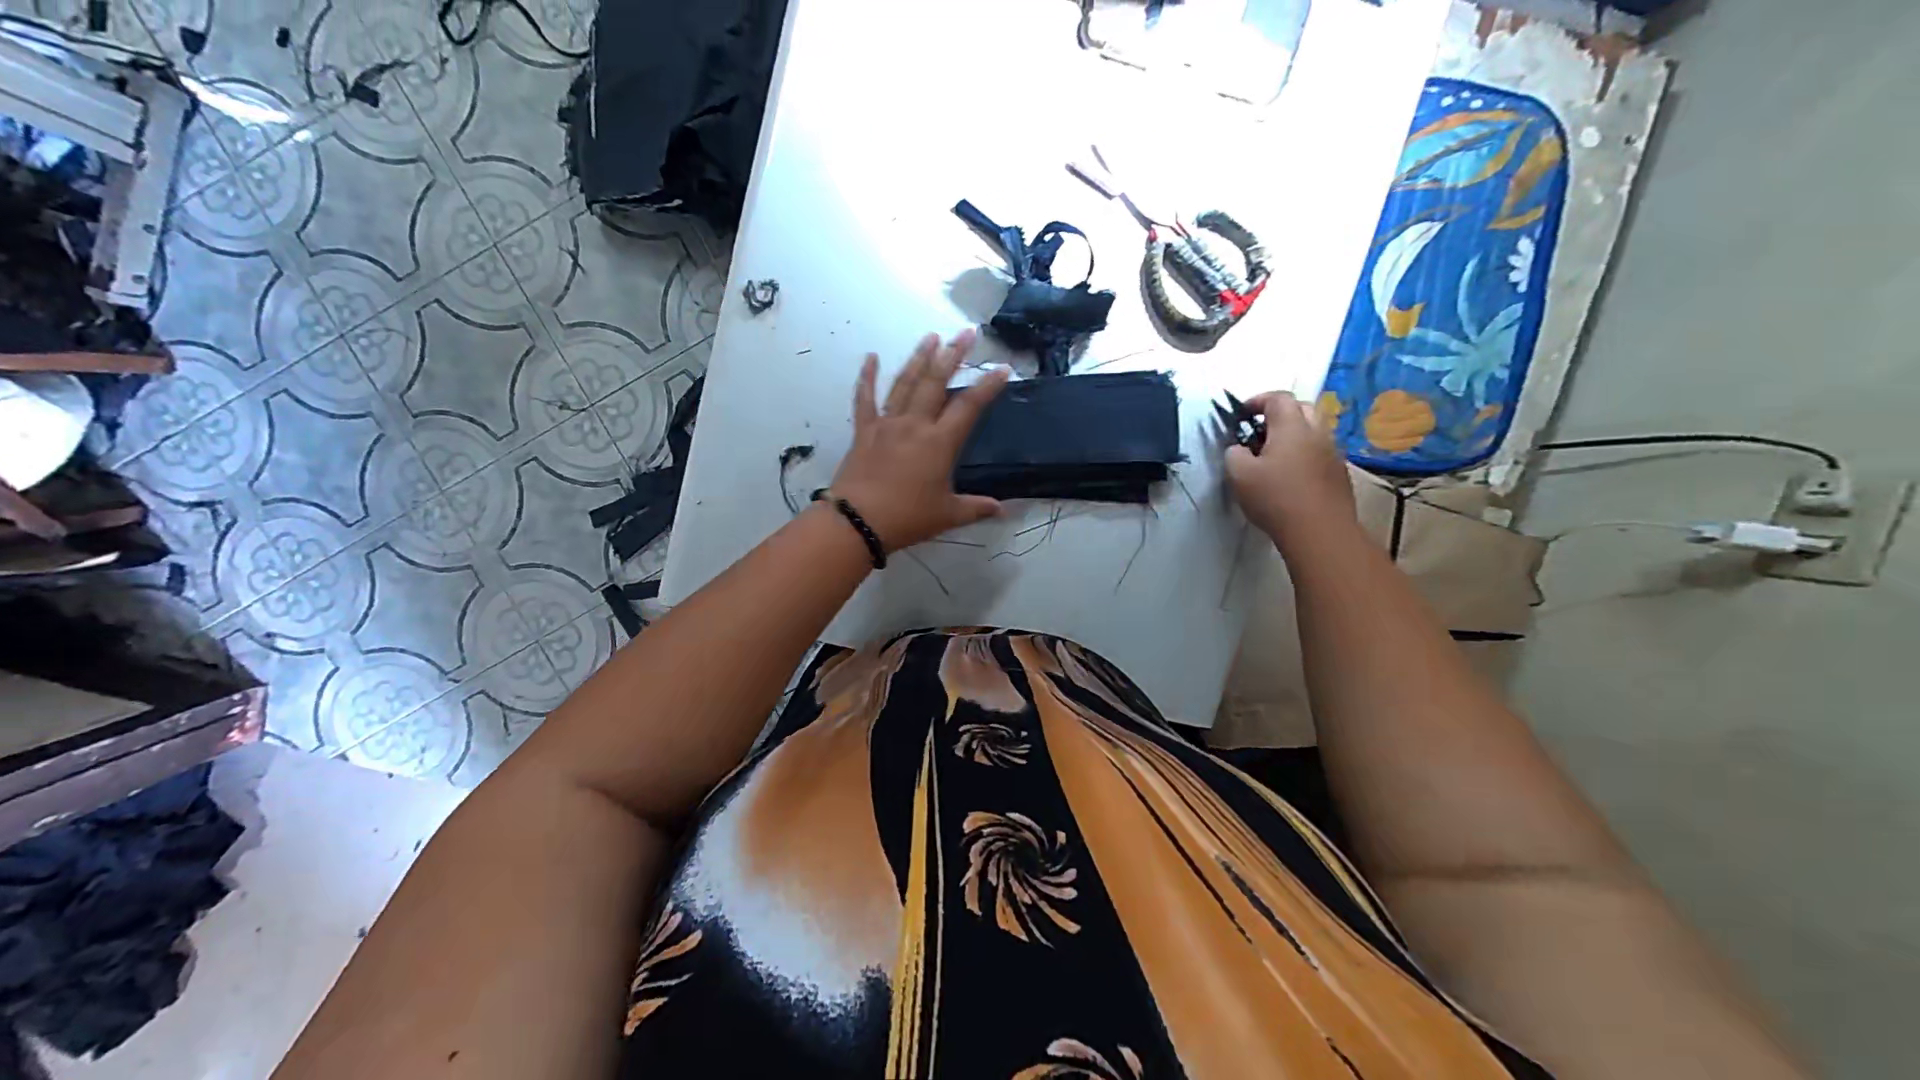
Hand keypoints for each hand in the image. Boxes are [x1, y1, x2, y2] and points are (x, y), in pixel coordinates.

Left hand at [828, 330, 1009, 551]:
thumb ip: (976, 508)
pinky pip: (865, 398)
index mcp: (940, 442)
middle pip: (936, 381)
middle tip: (966, 333)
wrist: (857, 521)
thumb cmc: (907, 518)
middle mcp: (914, 424)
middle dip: (953, 355)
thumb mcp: (948, 515)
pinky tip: (871, 357)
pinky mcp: (863, 431)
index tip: (1003, 368)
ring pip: (905, 383)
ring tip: (931, 336)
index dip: (988, 385)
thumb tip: (1002, 509)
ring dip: (919, 358)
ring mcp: (887, 424)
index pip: (969, 406)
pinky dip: (867, 377)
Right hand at [1223, 391, 1357, 548]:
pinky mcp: (1340, 474)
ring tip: (1274, 455)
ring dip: (1294, 435)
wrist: (1320, 531)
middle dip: (1279, 413)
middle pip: (1301, 408)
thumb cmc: (1275, 498)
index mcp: (1291, 427)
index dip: (1258, 400)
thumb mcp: (1239, 475)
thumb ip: (1234, 454)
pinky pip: (1320, 453)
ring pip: (1313, 431)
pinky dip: (1305, 454)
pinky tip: (1292, 476)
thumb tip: (1239, 449)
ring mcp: (1333, 453)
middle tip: (1259, 431)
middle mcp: (1317, 433)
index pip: (1278, 398)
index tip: (1242, 413)